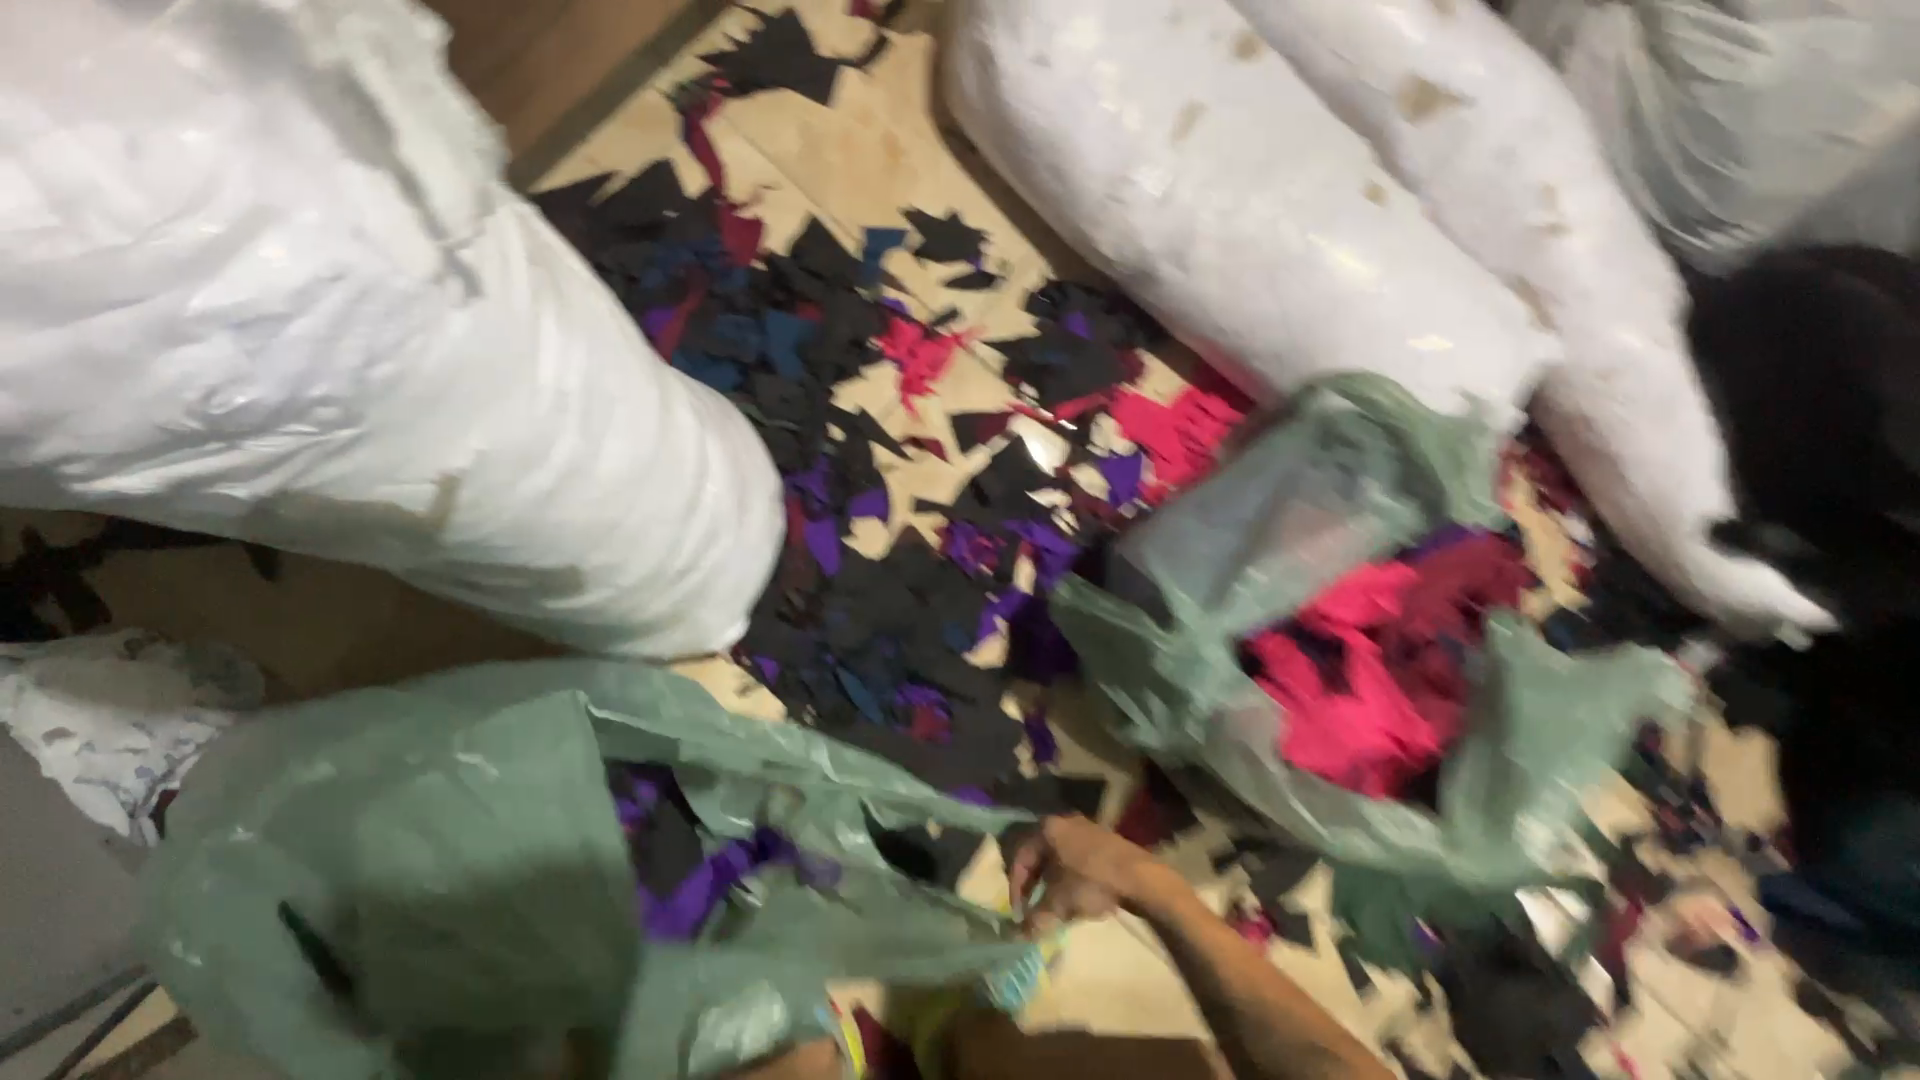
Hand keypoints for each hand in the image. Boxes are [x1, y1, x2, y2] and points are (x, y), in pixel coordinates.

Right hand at [1006, 815, 1178, 935]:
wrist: (1140, 876)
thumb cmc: (1091, 881)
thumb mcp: (1060, 901)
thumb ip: (1037, 917)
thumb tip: (1021, 935)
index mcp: (1048, 828)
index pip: (1021, 857)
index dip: (1016, 887)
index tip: (1019, 912)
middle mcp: (1065, 823)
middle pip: (1040, 856)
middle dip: (1034, 885)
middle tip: (1032, 908)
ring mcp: (1087, 830)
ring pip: (1060, 859)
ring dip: (1053, 884)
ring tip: (1054, 908)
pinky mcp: (1105, 842)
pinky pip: (1078, 860)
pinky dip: (1071, 879)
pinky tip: (1077, 900)